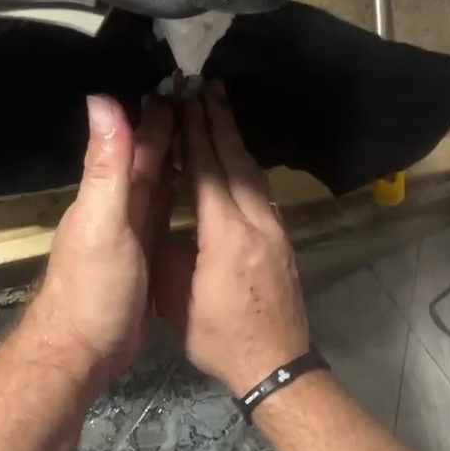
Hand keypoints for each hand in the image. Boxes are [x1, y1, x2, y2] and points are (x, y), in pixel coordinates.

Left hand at [17, 94, 174, 386]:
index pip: (130, 148)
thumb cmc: (93, 290)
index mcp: (105, 198)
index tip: (174, 86)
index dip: (150, 118)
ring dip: (171, 163)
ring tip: (196, 136)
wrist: (85, 352)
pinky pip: (161, 221)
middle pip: (143, 165)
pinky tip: (187, 194)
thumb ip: (107, 167)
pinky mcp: (143, 264)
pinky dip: (173, 201)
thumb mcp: (103, 224)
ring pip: (153, 190)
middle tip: (194, 102)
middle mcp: (115, 212)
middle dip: (165, 134)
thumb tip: (102, 99)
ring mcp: (129, 239)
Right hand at [154, 83, 310, 396]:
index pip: (207, 170)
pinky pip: (263, 192)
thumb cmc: (219, 338)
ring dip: (235, 140)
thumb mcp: (176, 299)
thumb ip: (171, 251)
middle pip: (236, 161)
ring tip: (220, 109)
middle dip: (217, 121)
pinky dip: (246, 167)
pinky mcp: (284, 242)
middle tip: (203, 86)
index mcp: (225, 235)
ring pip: (254, 174)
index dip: (193, 132)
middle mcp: (257, 224)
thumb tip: (165, 217)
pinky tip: (238, 160)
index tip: (180, 99)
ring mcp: (276, 232)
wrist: (276, 364)